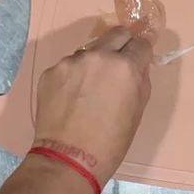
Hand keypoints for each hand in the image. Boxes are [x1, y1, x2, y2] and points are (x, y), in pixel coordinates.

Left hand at [30, 25, 153, 187]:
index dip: (142, 54)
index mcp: (125, 66)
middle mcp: (98, 56)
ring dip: (96, 61)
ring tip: (90, 88)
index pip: (141, 43)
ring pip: (91, 49)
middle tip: (119, 67)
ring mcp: (71, 61)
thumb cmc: (111, 142)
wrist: (68, 160)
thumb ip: (140, 81)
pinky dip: (75, 75)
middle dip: (122, 46)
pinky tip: (72, 97)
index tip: (139, 63)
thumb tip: (137, 66)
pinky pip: (70, 64)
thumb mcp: (138, 111)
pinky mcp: (51, 71)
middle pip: (117, 33)